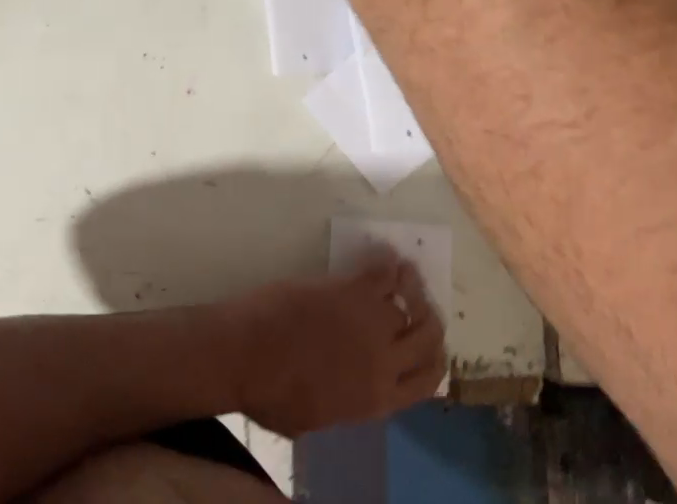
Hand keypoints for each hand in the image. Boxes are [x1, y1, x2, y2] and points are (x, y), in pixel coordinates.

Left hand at [227, 248, 447, 436]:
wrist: (243, 355)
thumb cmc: (265, 392)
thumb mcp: (311, 419)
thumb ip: (339, 405)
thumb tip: (340, 394)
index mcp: (376, 401)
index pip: (426, 382)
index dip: (433, 360)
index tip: (428, 345)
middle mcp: (384, 364)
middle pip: (427, 340)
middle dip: (428, 321)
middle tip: (419, 305)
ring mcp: (370, 325)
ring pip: (410, 305)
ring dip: (412, 288)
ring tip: (406, 276)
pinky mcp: (350, 292)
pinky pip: (384, 273)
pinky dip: (390, 263)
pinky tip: (387, 257)